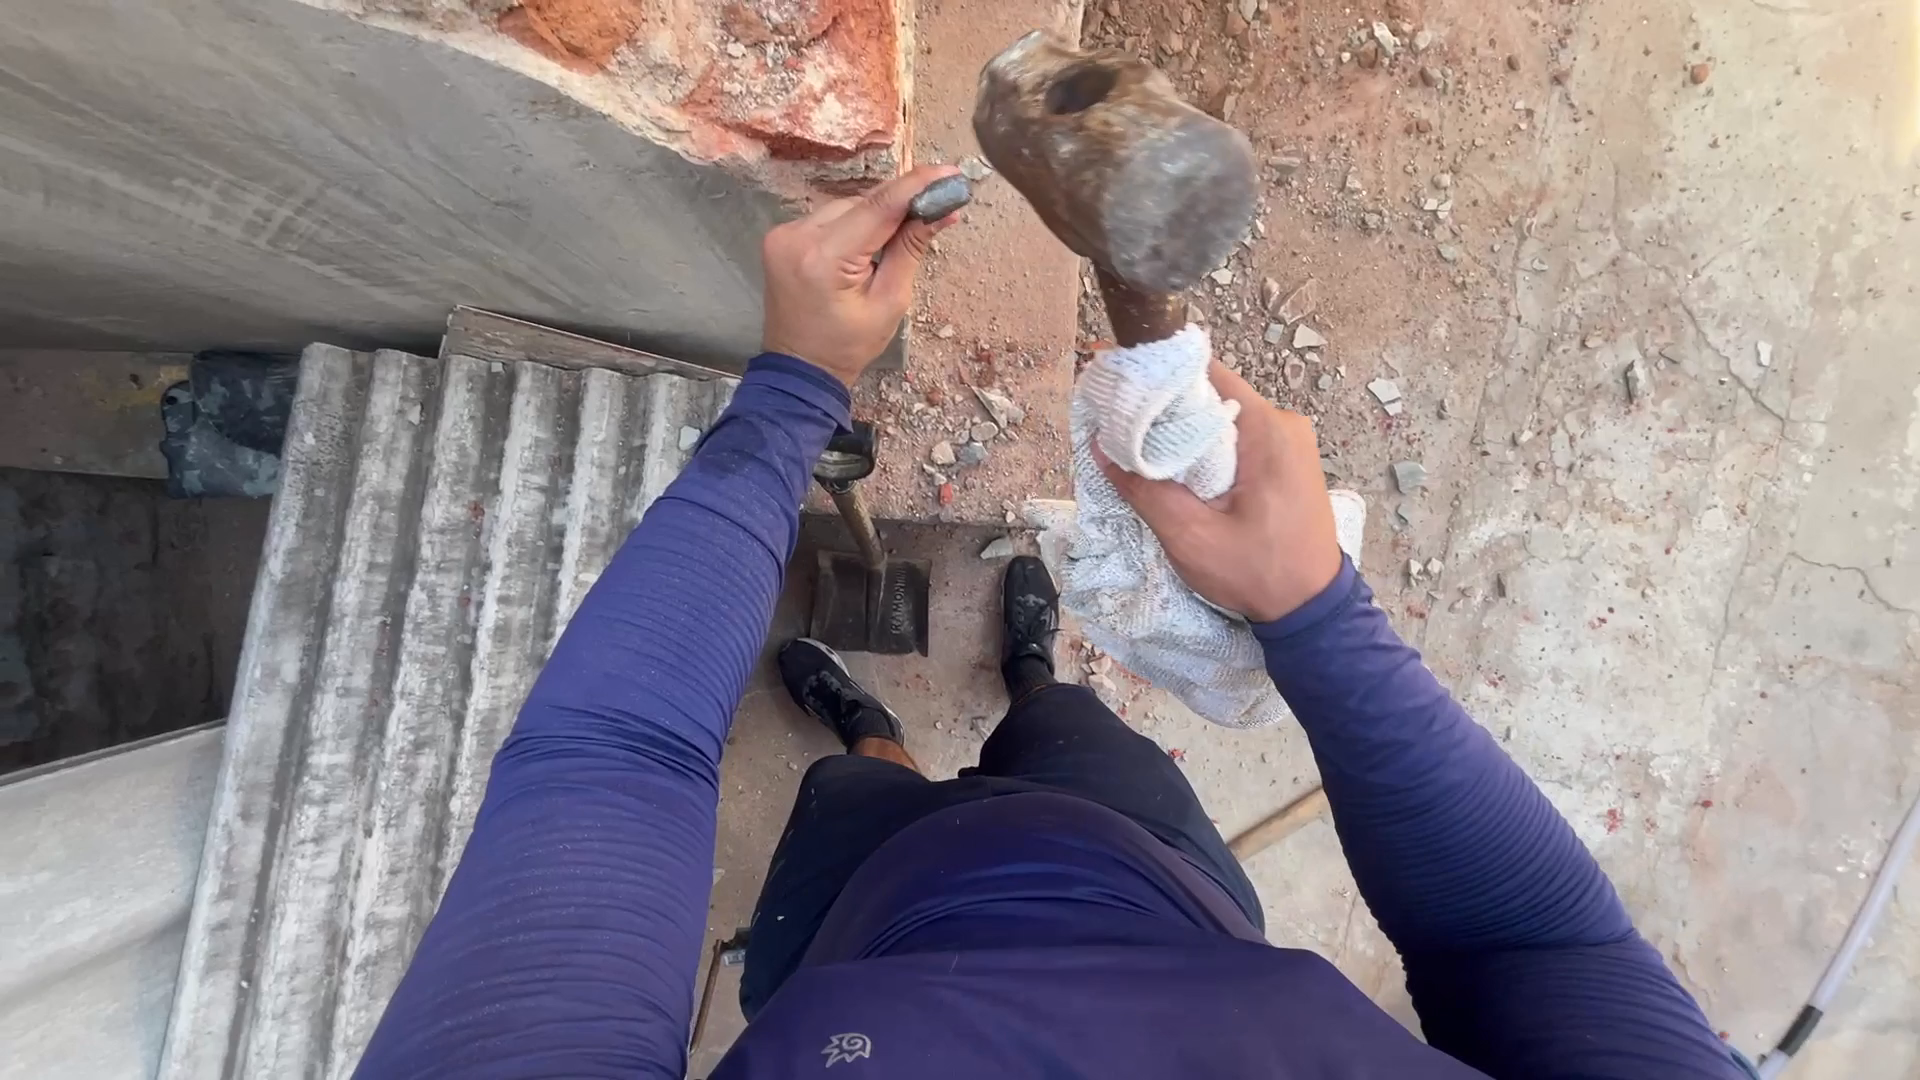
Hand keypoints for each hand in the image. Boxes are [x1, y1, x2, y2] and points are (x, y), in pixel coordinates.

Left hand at [761, 164, 961, 386]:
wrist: (801, 368)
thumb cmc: (848, 346)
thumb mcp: (890, 302)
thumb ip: (911, 250)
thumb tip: (942, 211)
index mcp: (824, 259)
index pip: (878, 208)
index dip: (917, 187)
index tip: (950, 174)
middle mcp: (797, 236)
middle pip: (861, 203)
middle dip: (901, 203)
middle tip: (940, 202)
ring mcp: (784, 234)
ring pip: (845, 207)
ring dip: (877, 215)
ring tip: (905, 230)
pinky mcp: (782, 236)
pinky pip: (828, 218)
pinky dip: (853, 224)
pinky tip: (870, 241)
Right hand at [1097, 363, 1342, 621]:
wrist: (1310, 609)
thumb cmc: (1256, 573)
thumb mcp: (1190, 536)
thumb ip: (1145, 490)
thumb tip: (1102, 447)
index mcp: (1266, 430)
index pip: (1204, 374)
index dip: (1157, 376)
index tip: (1119, 386)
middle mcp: (1282, 424)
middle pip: (1209, 394)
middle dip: (1163, 406)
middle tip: (1119, 423)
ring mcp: (1287, 442)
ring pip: (1218, 417)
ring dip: (1181, 430)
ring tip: (1140, 448)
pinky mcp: (1284, 461)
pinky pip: (1234, 438)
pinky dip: (1202, 446)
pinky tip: (1175, 467)